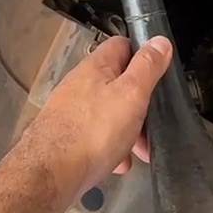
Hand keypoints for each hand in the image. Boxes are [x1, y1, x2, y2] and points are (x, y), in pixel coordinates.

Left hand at [16, 35, 172, 204]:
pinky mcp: (67, 135)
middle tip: (152, 123)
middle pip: (118, 83)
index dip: (143, 55)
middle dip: (139, 104)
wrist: (51, 171)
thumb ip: (147, 68)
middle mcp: (81, 83)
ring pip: (109, 112)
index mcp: (97, 65)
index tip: (159, 72)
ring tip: (140, 151)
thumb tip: (160, 41)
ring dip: (128, 129)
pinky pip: (97, 136)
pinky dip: (111, 148)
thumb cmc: (93, 130)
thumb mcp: (131, 94)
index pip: (122, 45)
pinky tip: (119, 164)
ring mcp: (72, 109)